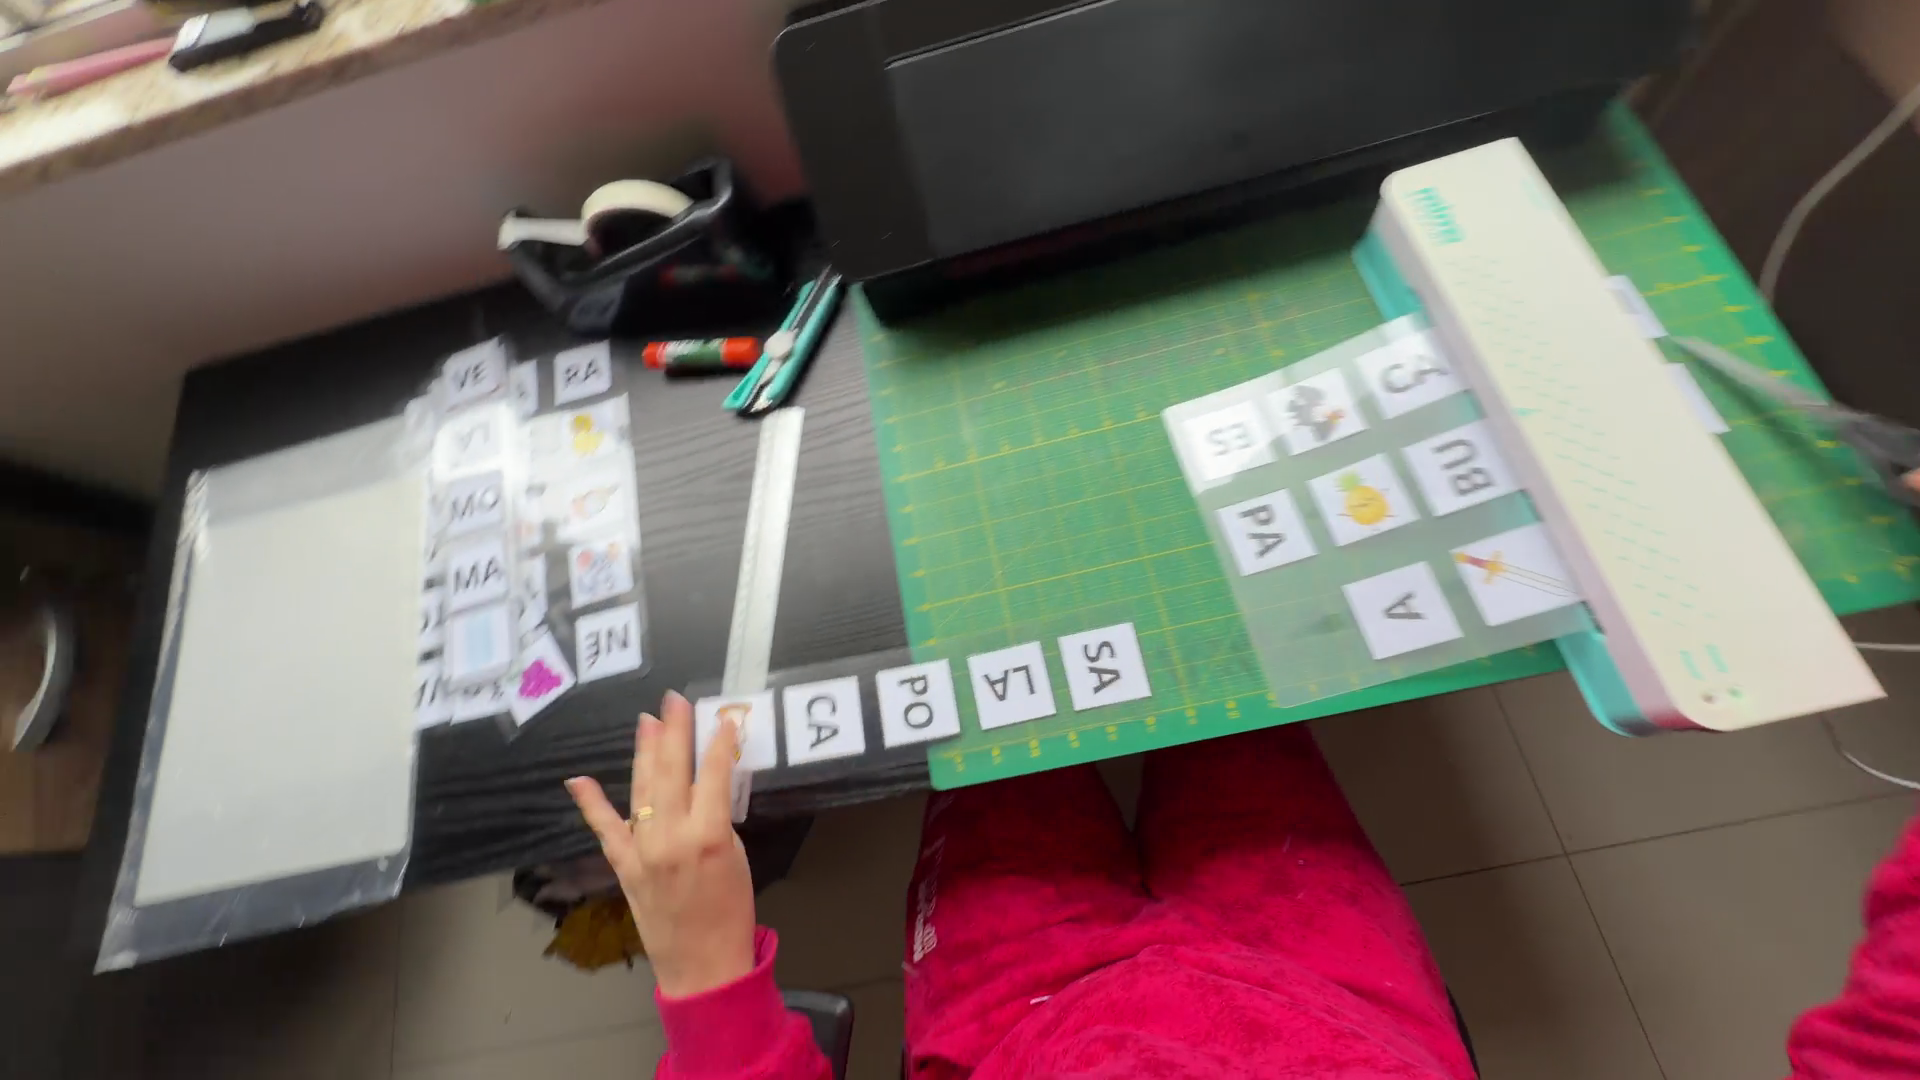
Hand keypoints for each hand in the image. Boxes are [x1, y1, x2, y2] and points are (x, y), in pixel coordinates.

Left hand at [566, 690, 756, 998]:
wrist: (702, 964)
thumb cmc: (732, 909)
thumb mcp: (737, 855)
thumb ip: (719, 817)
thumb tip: (709, 784)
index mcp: (710, 834)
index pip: (714, 773)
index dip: (720, 743)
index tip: (723, 717)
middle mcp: (672, 836)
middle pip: (673, 772)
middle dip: (674, 732)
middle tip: (674, 701)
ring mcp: (642, 851)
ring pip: (642, 790)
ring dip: (645, 753)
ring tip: (647, 721)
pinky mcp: (623, 867)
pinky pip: (606, 829)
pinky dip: (592, 804)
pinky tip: (580, 780)